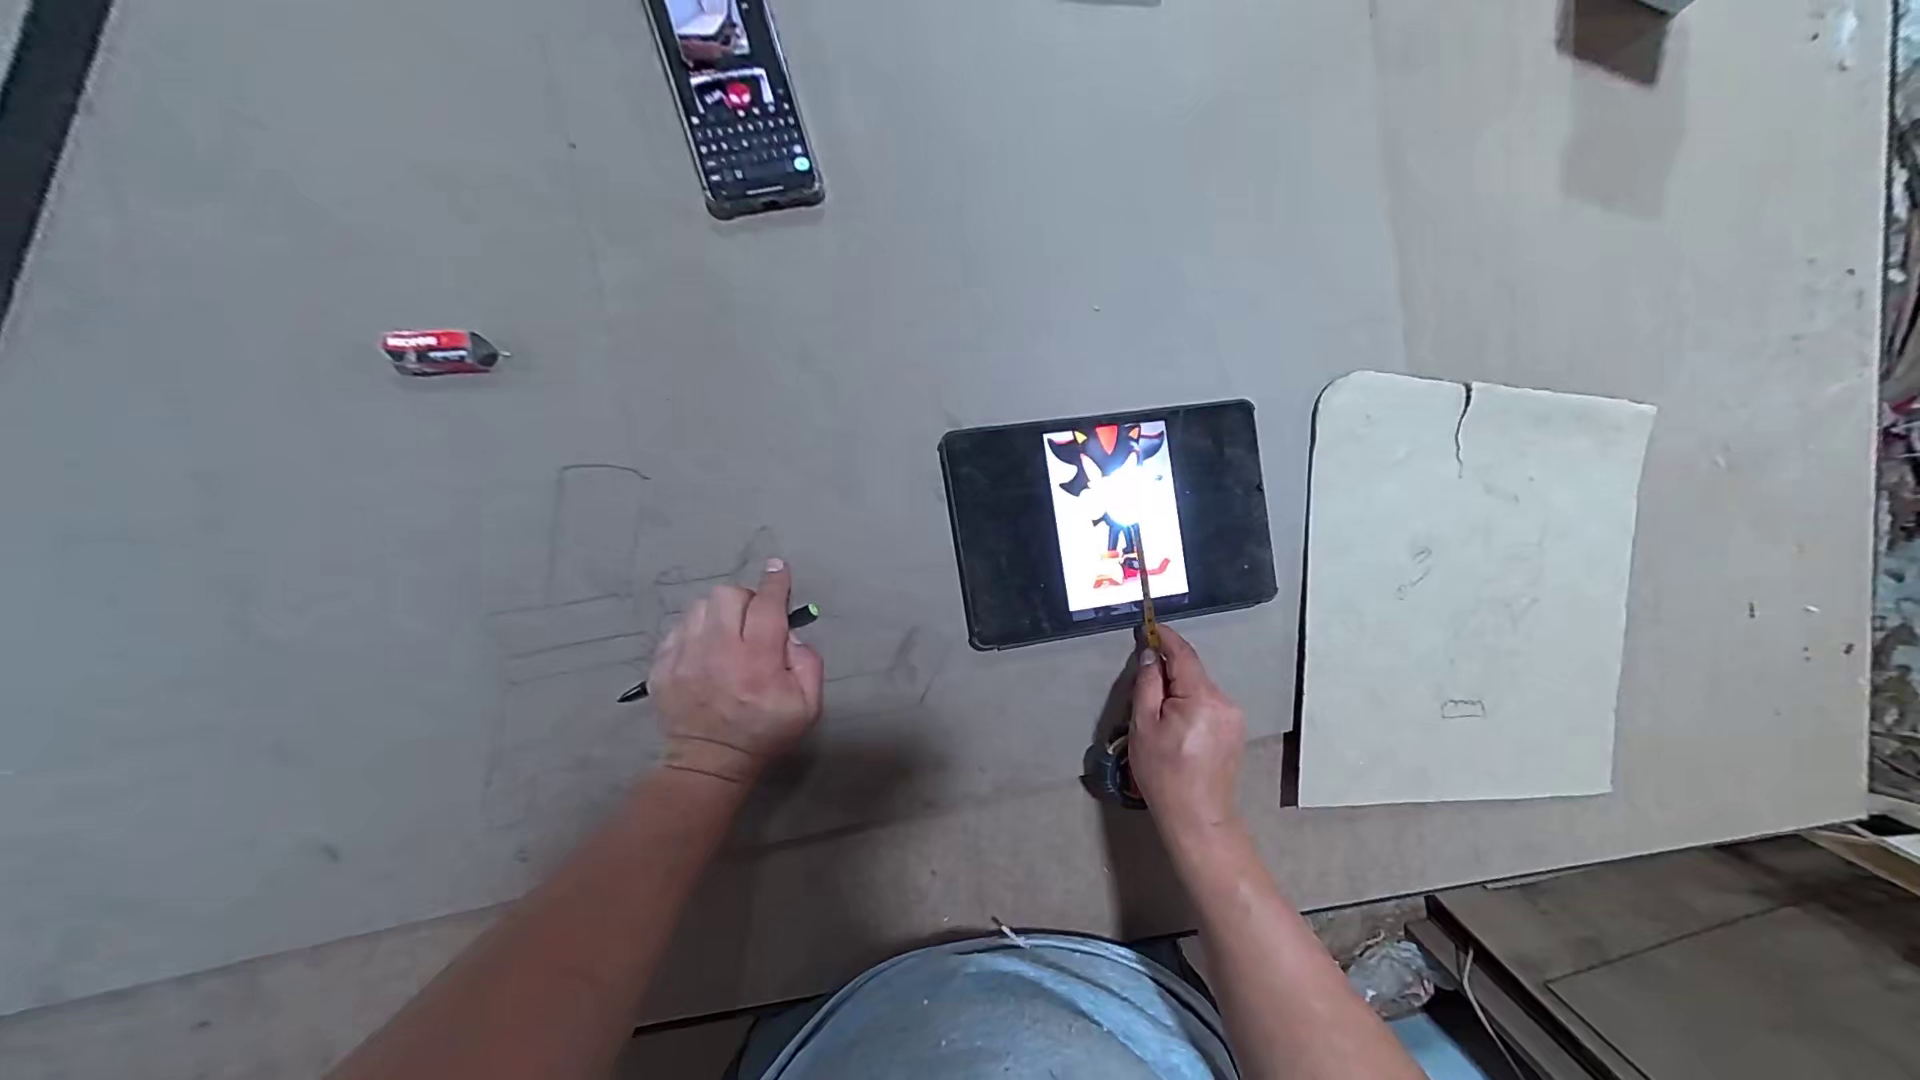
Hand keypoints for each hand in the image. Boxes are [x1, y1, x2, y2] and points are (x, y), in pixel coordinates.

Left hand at [648, 559, 824, 783]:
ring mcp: (685, 657)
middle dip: (746, 600)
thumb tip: (791, 633)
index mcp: (758, 661)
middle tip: (752, 621)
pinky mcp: (661, 666)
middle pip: (728, 595)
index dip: (775, 582)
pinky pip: (677, 627)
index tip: (777, 567)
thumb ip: (809, 662)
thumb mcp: (808, 705)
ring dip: (718, 613)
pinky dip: (694, 630)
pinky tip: (704, 649)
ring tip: (726, 634)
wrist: (709, 762)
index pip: (768, 606)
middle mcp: (719, 651)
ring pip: (699, 606)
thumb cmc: (765, 732)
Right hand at [1129, 625, 1246, 836]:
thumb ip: (1147, 684)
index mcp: (1202, 697)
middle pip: (1192, 672)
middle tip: (1142, 683)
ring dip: (1178, 690)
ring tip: (1157, 715)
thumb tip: (1149, 656)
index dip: (1165, 638)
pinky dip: (1189, 704)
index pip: (1184, 655)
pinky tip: (1175, 726)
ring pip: (1199, 688)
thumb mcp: (1144, 725)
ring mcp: (1233, 717)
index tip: (1148, 626)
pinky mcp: (1234, 730)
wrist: (1197, 816)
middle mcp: (1224, 701)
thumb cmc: (1164, 773)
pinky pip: (1208, 704)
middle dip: (1167, 670)